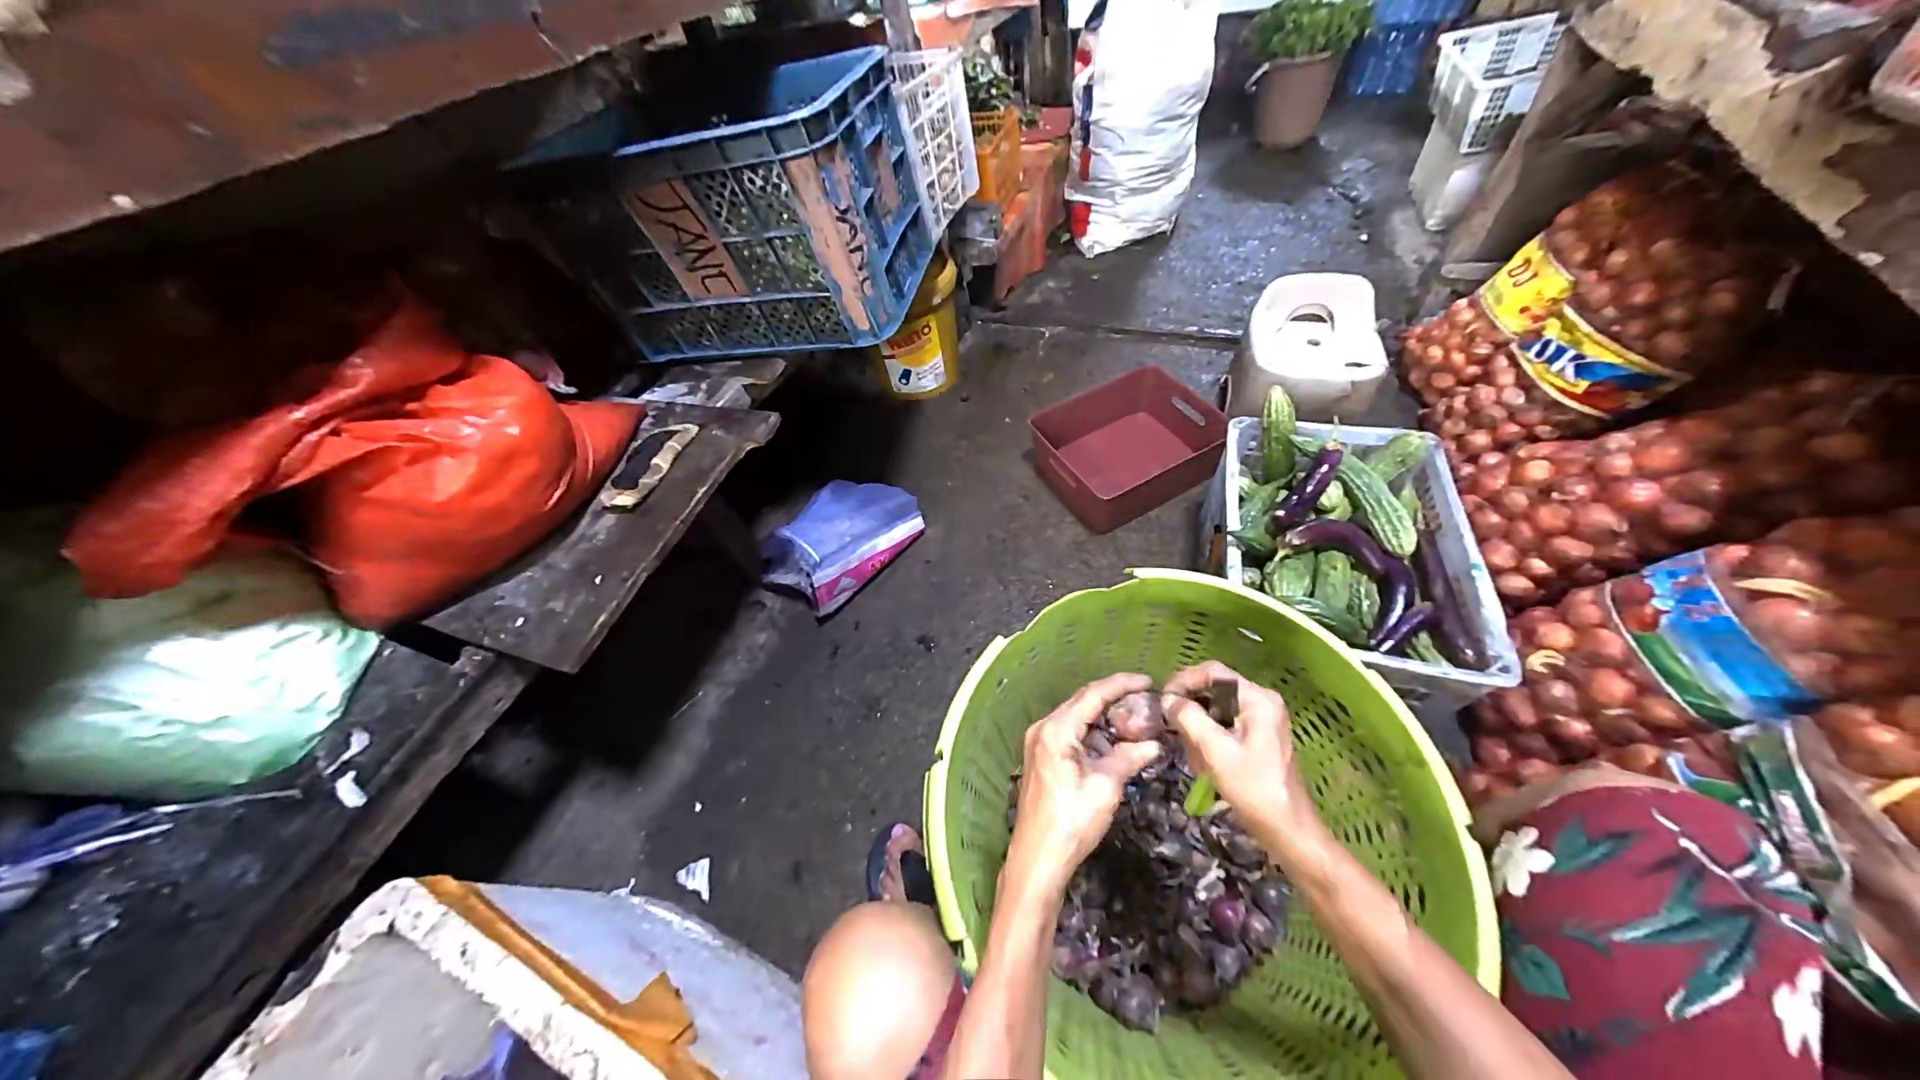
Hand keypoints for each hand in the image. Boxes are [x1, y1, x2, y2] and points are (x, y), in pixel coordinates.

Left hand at [1005, 673, 1162, 899]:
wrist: (1037, 858)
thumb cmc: (1071, 822)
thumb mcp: (1106, 787)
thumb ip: (1128, 758)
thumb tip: (1152, 744)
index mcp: (1056, 730)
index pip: (1093, 695)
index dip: (1121, 684)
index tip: (1147, 680)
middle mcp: (1043, 729)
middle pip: (1082, 703)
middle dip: (1114, 701)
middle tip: (1145, 701)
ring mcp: (1039, 743)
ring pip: (1077, 719)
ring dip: (1104, 720)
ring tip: (1135, 724)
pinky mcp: (1041, 757)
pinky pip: (1070, 734)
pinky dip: (1092, 736)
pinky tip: (1114, 744)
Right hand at [1161, 662, 1330, 863]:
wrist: (1286, 827)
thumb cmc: (1252, 787)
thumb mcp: (1215, 751)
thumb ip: (1188, 718)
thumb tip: (1168, 700)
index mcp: (1258, 699)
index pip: (1213, 672)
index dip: (1183, 680)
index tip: (1163, 700)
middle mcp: (1262, 700)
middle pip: (1214, 687)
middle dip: (1190, 703)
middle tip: (1169, 722)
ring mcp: (1262, 717)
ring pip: (1217, 705)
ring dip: (1197, 720)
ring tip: (1184, 742)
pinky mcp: (1257, 734)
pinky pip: (1225, 720)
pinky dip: (1208, 731)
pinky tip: (1199, 753)